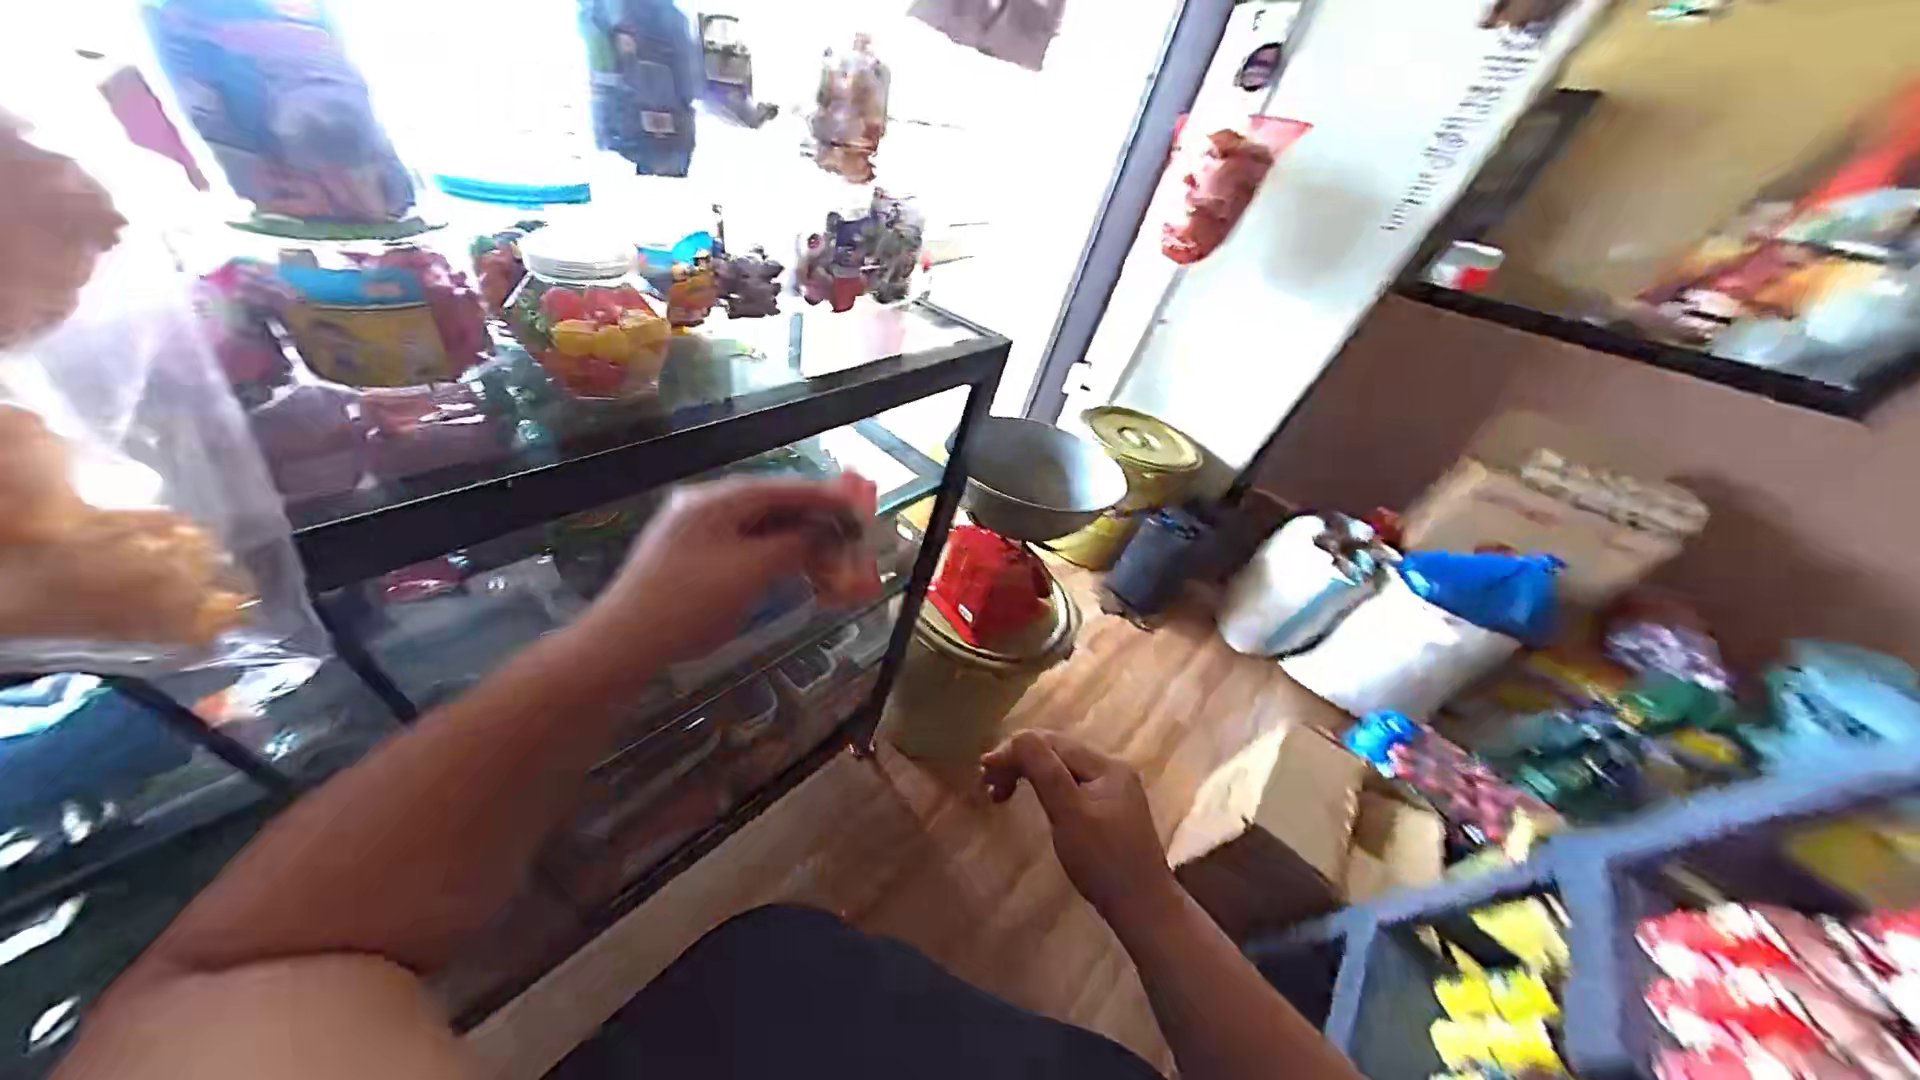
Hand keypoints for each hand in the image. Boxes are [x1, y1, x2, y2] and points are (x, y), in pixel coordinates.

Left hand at [573, 476, 872, 667]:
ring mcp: (697, 531)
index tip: (858, 506)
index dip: (823, 497)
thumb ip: (794, 545)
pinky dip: (772, 554)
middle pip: (771, 505)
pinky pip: (744, 545)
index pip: (782, 488)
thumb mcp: (751, 571)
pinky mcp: (695, 556)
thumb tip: (827, 533)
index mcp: (716, 500)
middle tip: (847, 533)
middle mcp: (706, 506)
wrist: (626, 642)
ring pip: (759, 527)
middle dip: (812, 520)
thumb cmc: (691, 602)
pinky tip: (794, 566)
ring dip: (794, 539)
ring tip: (829, 552)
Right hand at [981, 730, 1179, 923]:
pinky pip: (1069, 785)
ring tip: (1000, 792)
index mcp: (1105, 765)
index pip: (1051, 742)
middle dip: (1019, 761)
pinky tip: (1032, 799)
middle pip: (1056, 751)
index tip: (984, 772)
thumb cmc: (1104, 862)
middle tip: (988, 785)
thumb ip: (1044, 770)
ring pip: (1060, 768)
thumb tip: (1014, 738)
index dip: (1014, 750)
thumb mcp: (1069, 813)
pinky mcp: (1108, 810)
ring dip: (1028, 774)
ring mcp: (1112, 789)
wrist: (1144, 910)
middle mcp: (1111, 769)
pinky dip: (1044, 788)